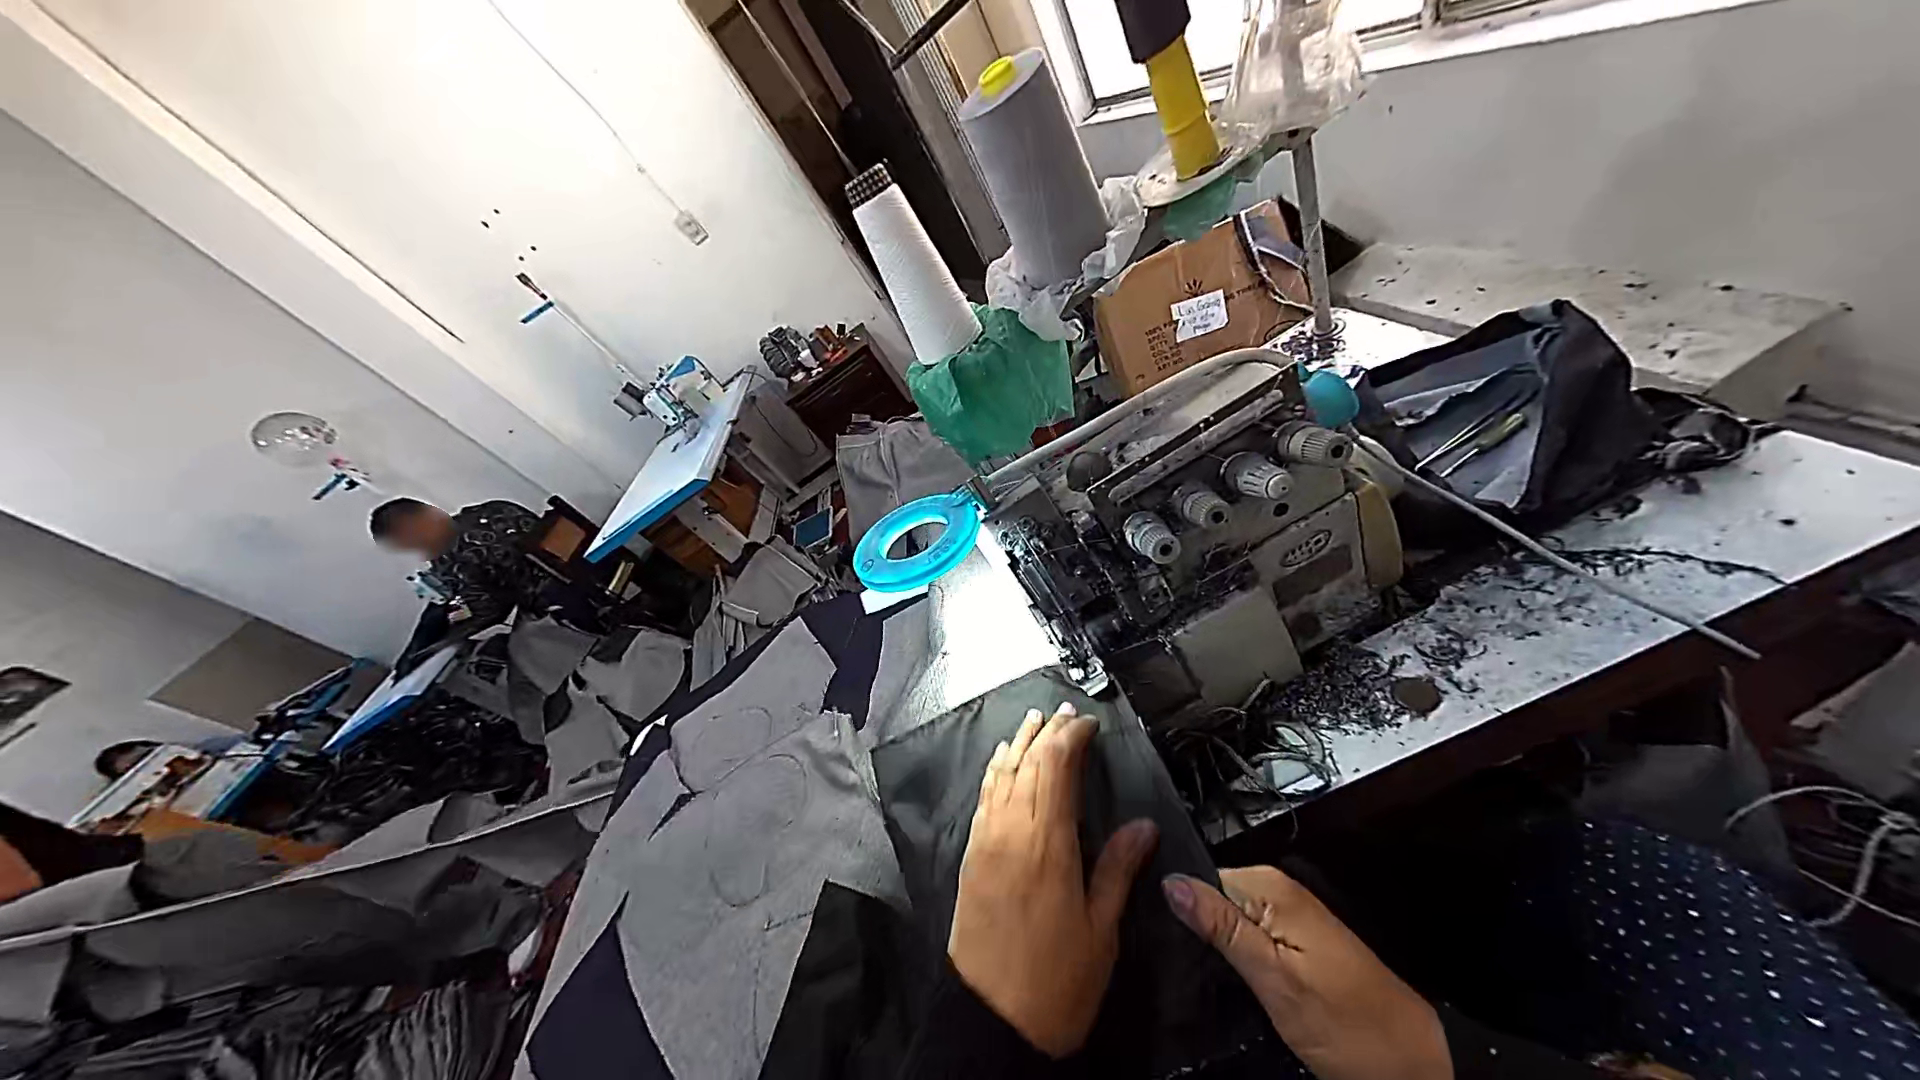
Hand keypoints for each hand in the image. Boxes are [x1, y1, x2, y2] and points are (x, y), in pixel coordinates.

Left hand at [948, 703, 1159, 1057]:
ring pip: (1001, 774)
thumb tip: (1142, 827)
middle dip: (1047, 732)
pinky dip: (996, 771)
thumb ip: (1119, 869)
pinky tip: (1002, 763)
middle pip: (1027, 762)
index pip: (1057, 768)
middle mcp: (1011, 831)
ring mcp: (986, 841)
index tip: (1088, 724)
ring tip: (1033, 722)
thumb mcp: (1100, 930)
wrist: (989, 1021)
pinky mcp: (971, 855)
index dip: (1072, 738)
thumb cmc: (1054, 982)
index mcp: (1048, 844)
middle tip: (1064, 713)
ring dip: (1018, 743)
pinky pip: (984, 797)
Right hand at [1163, 866, 1450, 1079]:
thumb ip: (1221, 927)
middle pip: (1213, 895)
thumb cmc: (1344, 1024)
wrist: (1414, 1068)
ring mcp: (1288, 915)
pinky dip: (1235, 954)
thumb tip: (1170, 882)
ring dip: (1216, 943)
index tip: (1165, 937)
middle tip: (1184, 963)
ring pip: (1227, 917)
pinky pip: (1247, 933)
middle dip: (1199, 926)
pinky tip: (1227, 975)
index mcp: (1270, 887)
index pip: (1201, 877)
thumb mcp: (1274, 979)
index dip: (1182, 907)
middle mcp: (1278, 890)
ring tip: (1200, 970)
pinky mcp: (1293, 940)